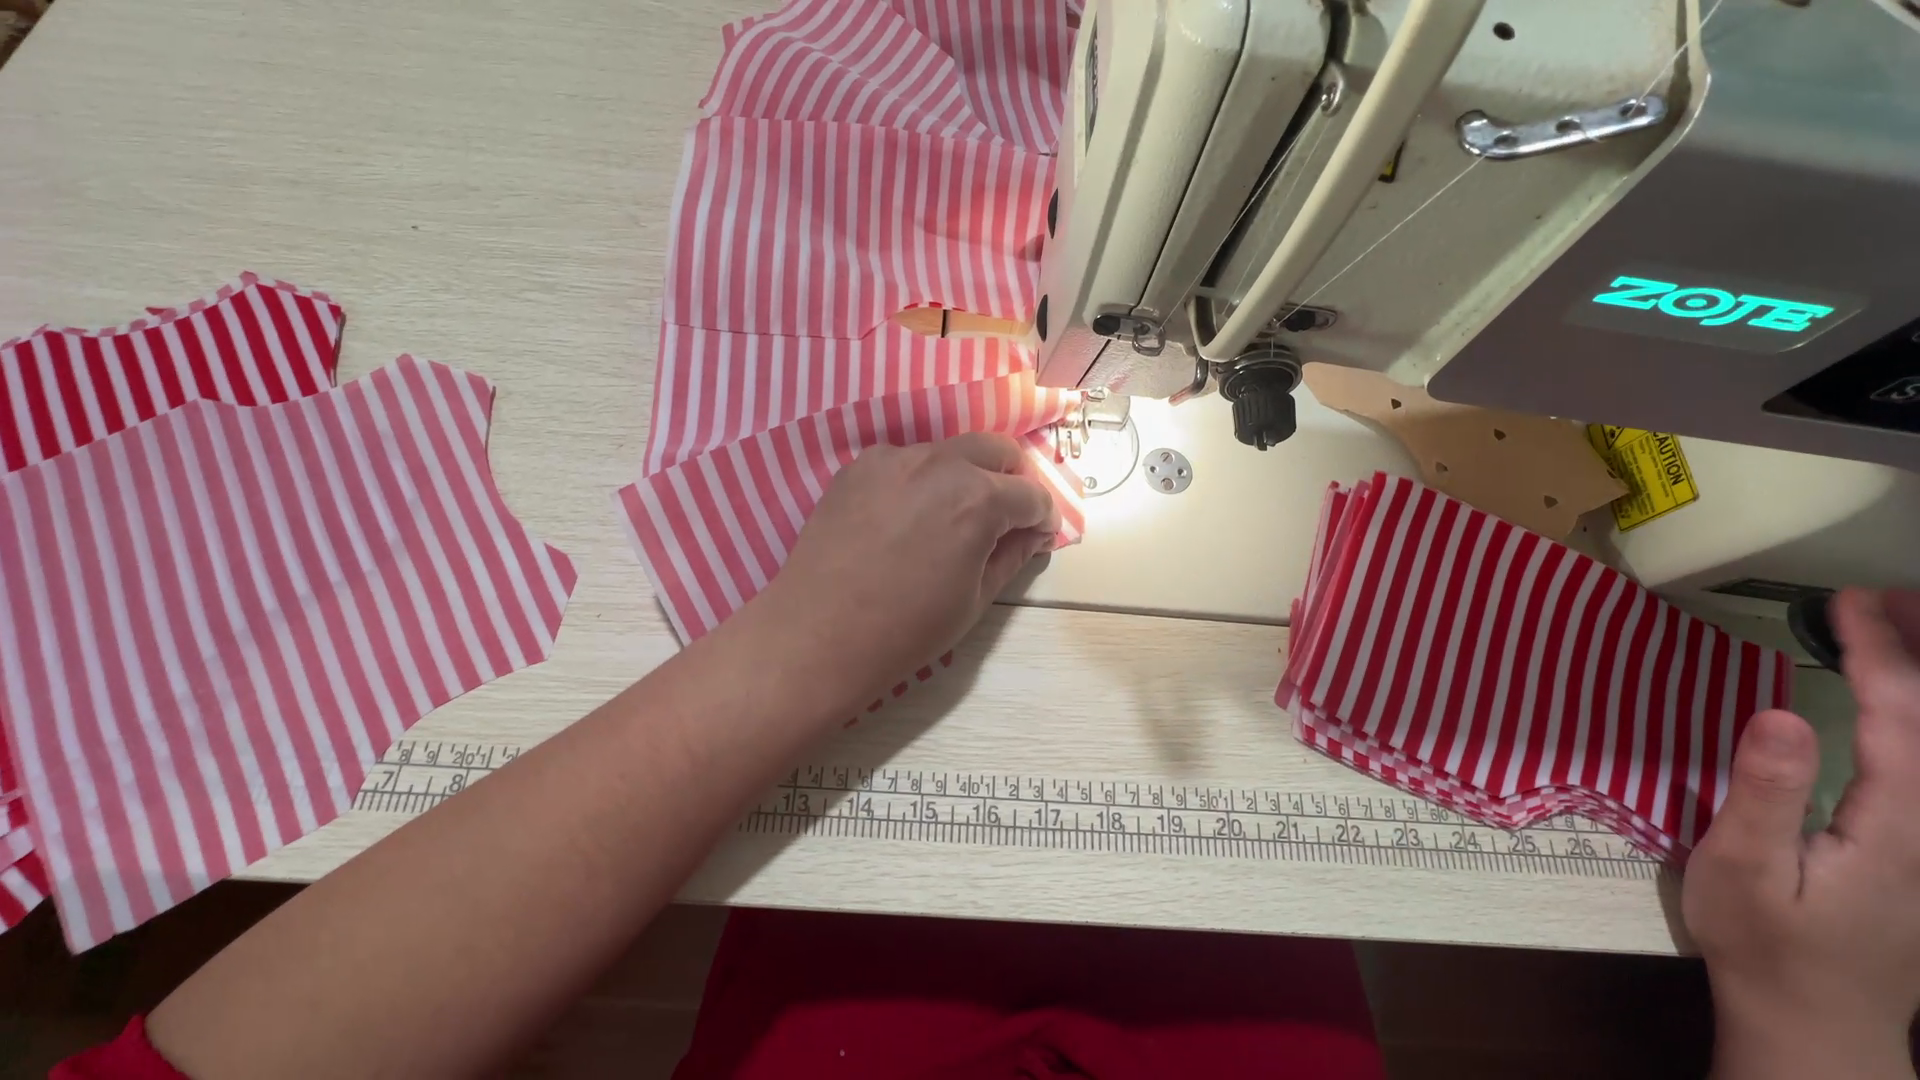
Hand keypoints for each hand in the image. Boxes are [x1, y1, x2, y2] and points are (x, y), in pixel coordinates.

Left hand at [733, 432, 1060, 719]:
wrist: (818, 633)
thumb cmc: (907, 629)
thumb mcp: (975, 599)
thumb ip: (1011, 556)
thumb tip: (1035, 533)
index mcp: (978, 498)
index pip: (1031, 494)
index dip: (1042, 518)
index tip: (1039, 535)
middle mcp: (939, 462)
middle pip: (995, 450)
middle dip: (1010, 480)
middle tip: (1005, 519)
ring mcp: (893, 458)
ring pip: (948, 452)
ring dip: (964, 476)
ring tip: (951, 520)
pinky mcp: (858, 466)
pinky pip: (905, 462)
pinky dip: (920, 481)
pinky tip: (906, 519)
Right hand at [1683, 589, 1919, 1078]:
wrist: (1813, 1016)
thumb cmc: (1763, 939)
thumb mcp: (1745, 868)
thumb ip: (1766, 794)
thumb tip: (1779, 712)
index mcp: (1897, 824)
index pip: (1899, 720)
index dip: (1878, 656)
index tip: (1847, 602)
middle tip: (1889, 594)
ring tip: (1899, 629)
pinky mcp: (1919, 847)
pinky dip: (1915, 719)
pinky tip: (1896, 706)